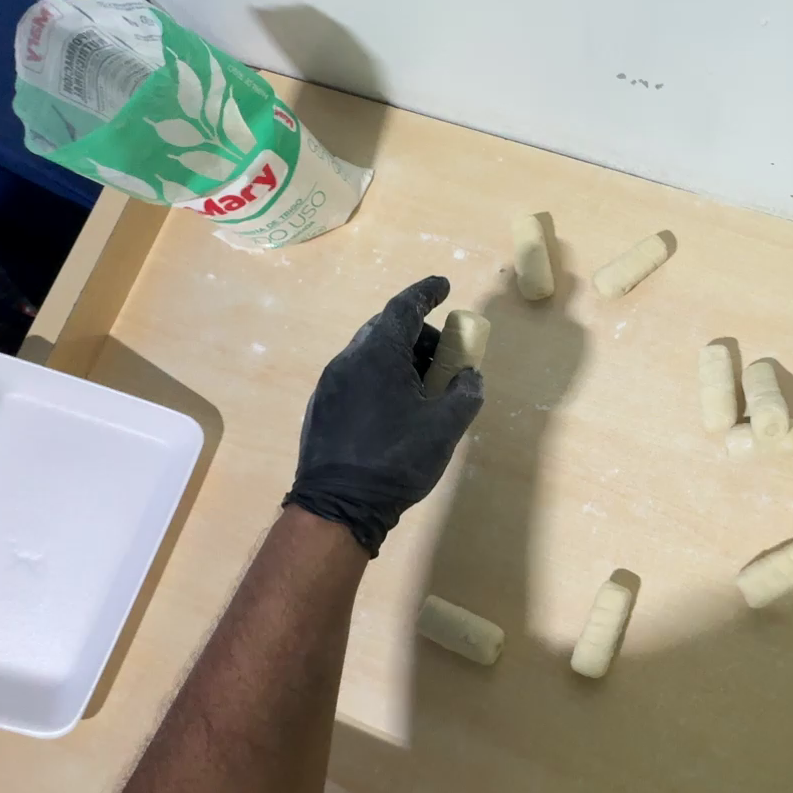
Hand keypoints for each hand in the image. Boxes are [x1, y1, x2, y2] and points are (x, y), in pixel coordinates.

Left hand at [283, 276, 483, 554]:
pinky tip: (396, 407)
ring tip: (424, 387)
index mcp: (379, 355)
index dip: (426, 293)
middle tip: (444, 355)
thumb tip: (470, 377)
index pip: (404, 307)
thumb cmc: (396, 460)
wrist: (338, 506)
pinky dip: (381, 376)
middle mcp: (349, 360)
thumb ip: (465, 394)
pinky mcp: (322, 406)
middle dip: (418, 333)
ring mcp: (330, 383)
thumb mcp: (446, 427)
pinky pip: (356, 375)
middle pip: (386, 328)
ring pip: (370, 353)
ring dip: (400, 357)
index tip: (444, 286)